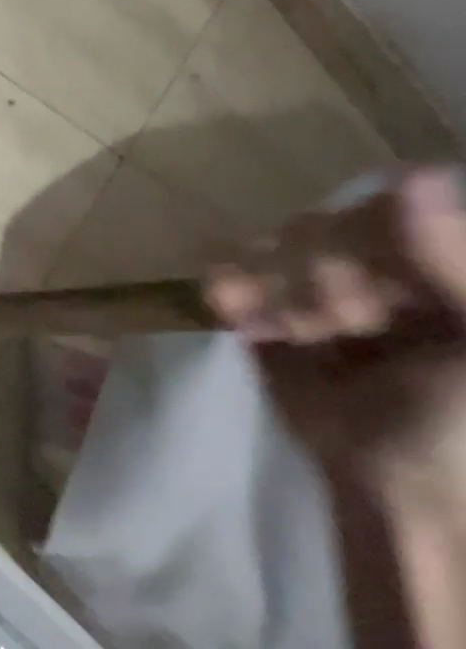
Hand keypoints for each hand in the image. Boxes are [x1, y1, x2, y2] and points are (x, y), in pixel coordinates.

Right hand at [206, 165, 465, 483]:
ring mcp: (323, 289)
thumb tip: (412, 175)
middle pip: (326, 226)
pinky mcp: (270, 313)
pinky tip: (232, 309)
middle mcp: (385, 266)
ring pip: (275, 247)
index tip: (380, 289)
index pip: (391, 205)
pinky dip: (228, 288)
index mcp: (439, 264)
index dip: (374, 235)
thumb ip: (448, 261)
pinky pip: (235, 275)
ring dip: (276, 286)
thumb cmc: (465, 423)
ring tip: (293, 329)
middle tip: (345, 324)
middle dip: (322, 273)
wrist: (402, 496)